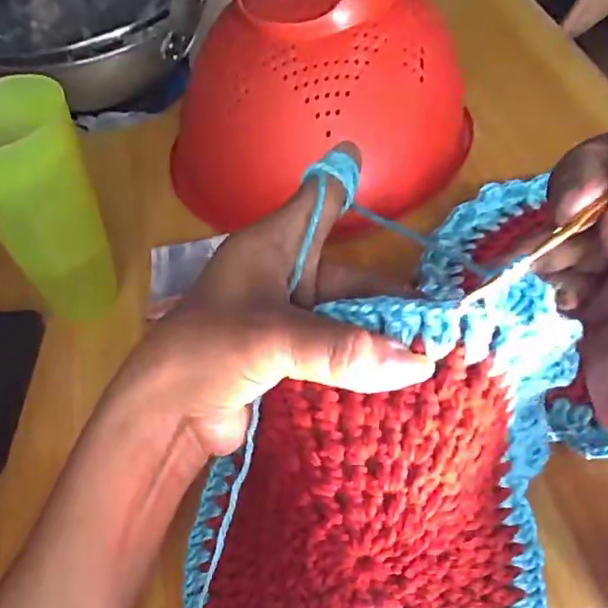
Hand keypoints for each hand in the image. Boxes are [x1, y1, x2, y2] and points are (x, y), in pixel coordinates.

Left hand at [108, 146, 435, 456]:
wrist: (162, 415)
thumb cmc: (205, 354)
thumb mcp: (272, 339)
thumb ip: (341, 349)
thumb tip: (418, 365)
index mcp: (268, 248)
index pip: (320, 203)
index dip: (356, 192)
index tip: (404, 199)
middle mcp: (277, 281)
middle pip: (347, 277)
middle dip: (390, 299)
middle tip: (445, 322)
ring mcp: (278, 326)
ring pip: (341, 323)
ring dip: (377, 341)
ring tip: (434, 355)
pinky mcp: (279, 366)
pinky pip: (328, 358)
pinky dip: (356, 368)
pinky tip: (396, 381)